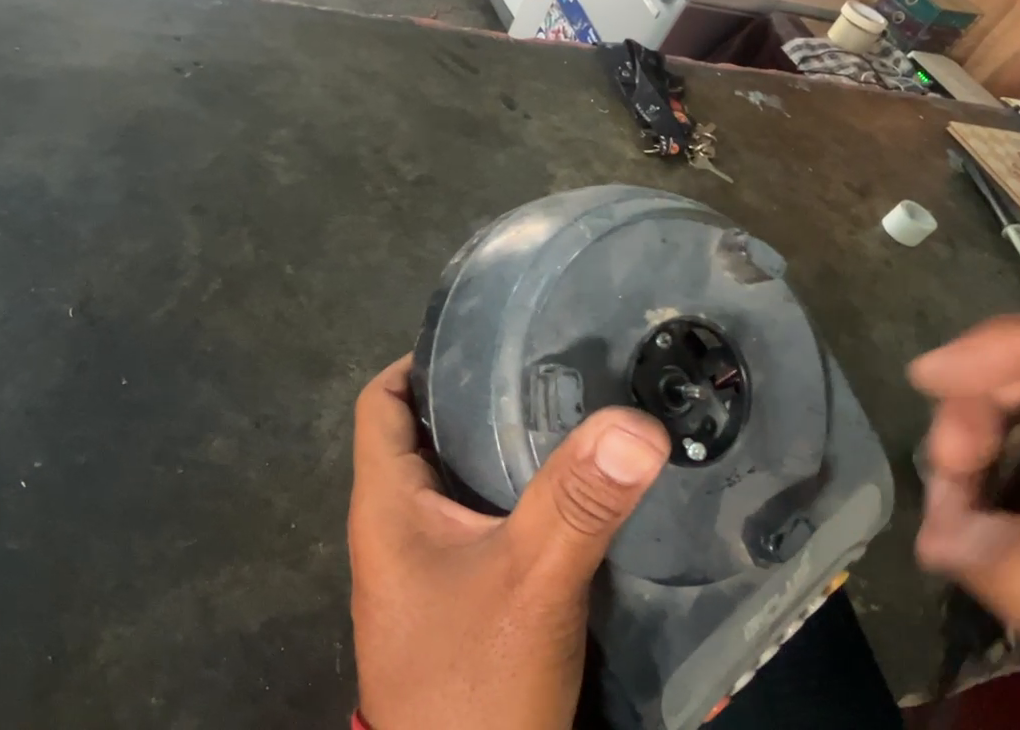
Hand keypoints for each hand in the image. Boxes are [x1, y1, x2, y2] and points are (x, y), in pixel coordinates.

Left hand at [349, 354, 669, 729]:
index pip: (383, 401)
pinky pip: (480, 523)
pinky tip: (566, 489)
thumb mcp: (530, 581)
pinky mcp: (456, 597)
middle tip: (544, 365)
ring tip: (565, 411)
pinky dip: (514, 496)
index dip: (420, 360)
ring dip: (498, 449)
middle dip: (475, 398)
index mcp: (386, 505)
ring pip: (456, 481)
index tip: (484, 336)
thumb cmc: (473, 681)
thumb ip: (578, 501)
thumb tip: (636, 423)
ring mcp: (424, 567)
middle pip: (424, 434)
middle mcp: (396, 527)